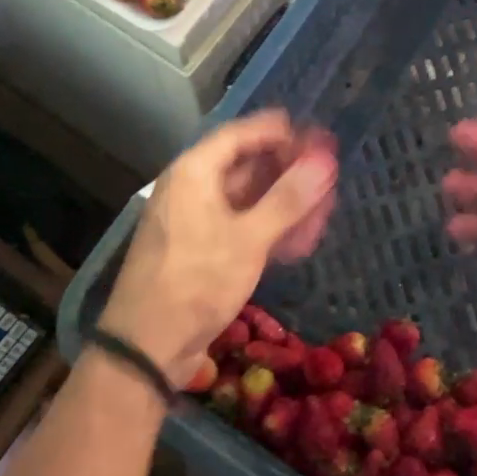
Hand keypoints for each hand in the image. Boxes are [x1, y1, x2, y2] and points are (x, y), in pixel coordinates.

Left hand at [100, 110, 338, 386]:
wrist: (148, 344)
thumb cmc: (197, 282)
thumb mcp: (248, 240)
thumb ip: (287, 199)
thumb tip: (324, 161)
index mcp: (194, 173)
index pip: (239, 134)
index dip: (278, 132)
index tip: (316, 136)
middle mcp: (190, 188)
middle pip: (244, 166)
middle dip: (287, 170)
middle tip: (328, 174)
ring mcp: (194, 220)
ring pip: (245, 200)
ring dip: (282, 203)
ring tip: (323, 209)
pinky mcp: (199, 251)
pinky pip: (238, 226)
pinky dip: (267, 229)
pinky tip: (298, 241)